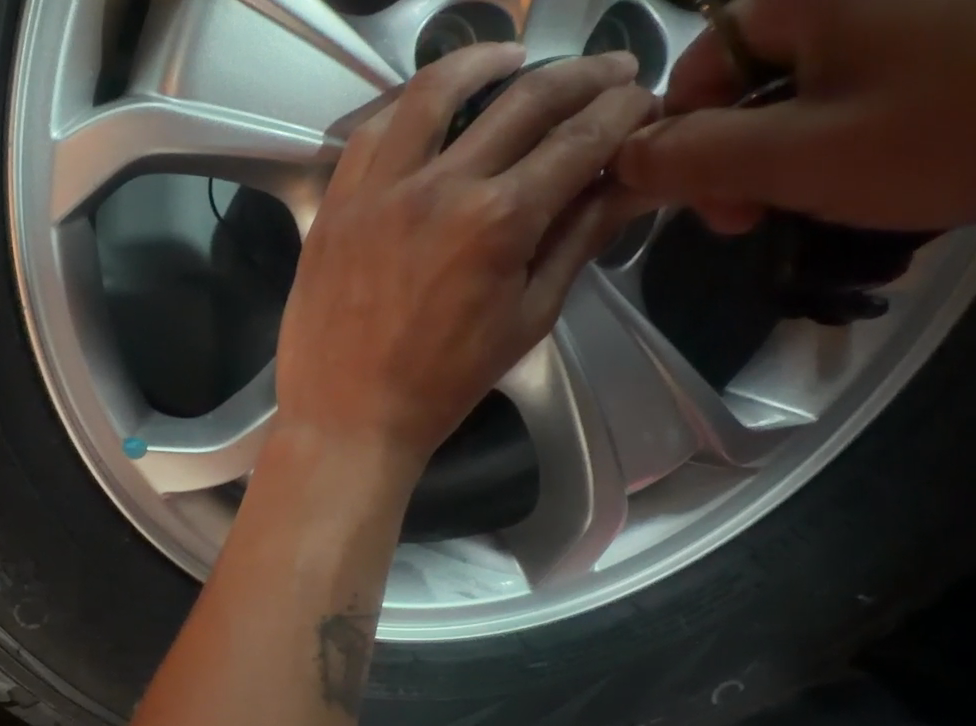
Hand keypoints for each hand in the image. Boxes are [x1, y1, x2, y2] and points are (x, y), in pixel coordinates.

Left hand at [275, 46, 654, 465]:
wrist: (346, 419)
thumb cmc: (441, 385)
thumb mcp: (528, 317)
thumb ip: (579, 238)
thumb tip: (632, 181)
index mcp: (500, 219)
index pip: (582, 136)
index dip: (625, 110)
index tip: (642, 102)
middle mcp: (439, 187)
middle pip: (524, 99)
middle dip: (581, 76)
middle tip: (608, 70)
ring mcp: (376, 192)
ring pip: (434, 94)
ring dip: (484, 60)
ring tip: (514, 56)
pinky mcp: (333, 207)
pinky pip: (369, 133)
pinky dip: (405, 105)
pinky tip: (427, 104)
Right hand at [615, 0, 975, 233]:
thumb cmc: (961, 125)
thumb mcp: (800, 158)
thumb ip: (690, 159)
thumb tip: (621, 156)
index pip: (692, 76)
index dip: (687, 150)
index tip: (727, 211)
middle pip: (747, 80)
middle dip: (744, 155)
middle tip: (774, 212)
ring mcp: (904, 11)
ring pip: (805, 85)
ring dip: (799, 149)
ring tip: (838, 191)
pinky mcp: (949, 30)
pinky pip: (867, 76)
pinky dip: (859, 125)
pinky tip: (888, 158)